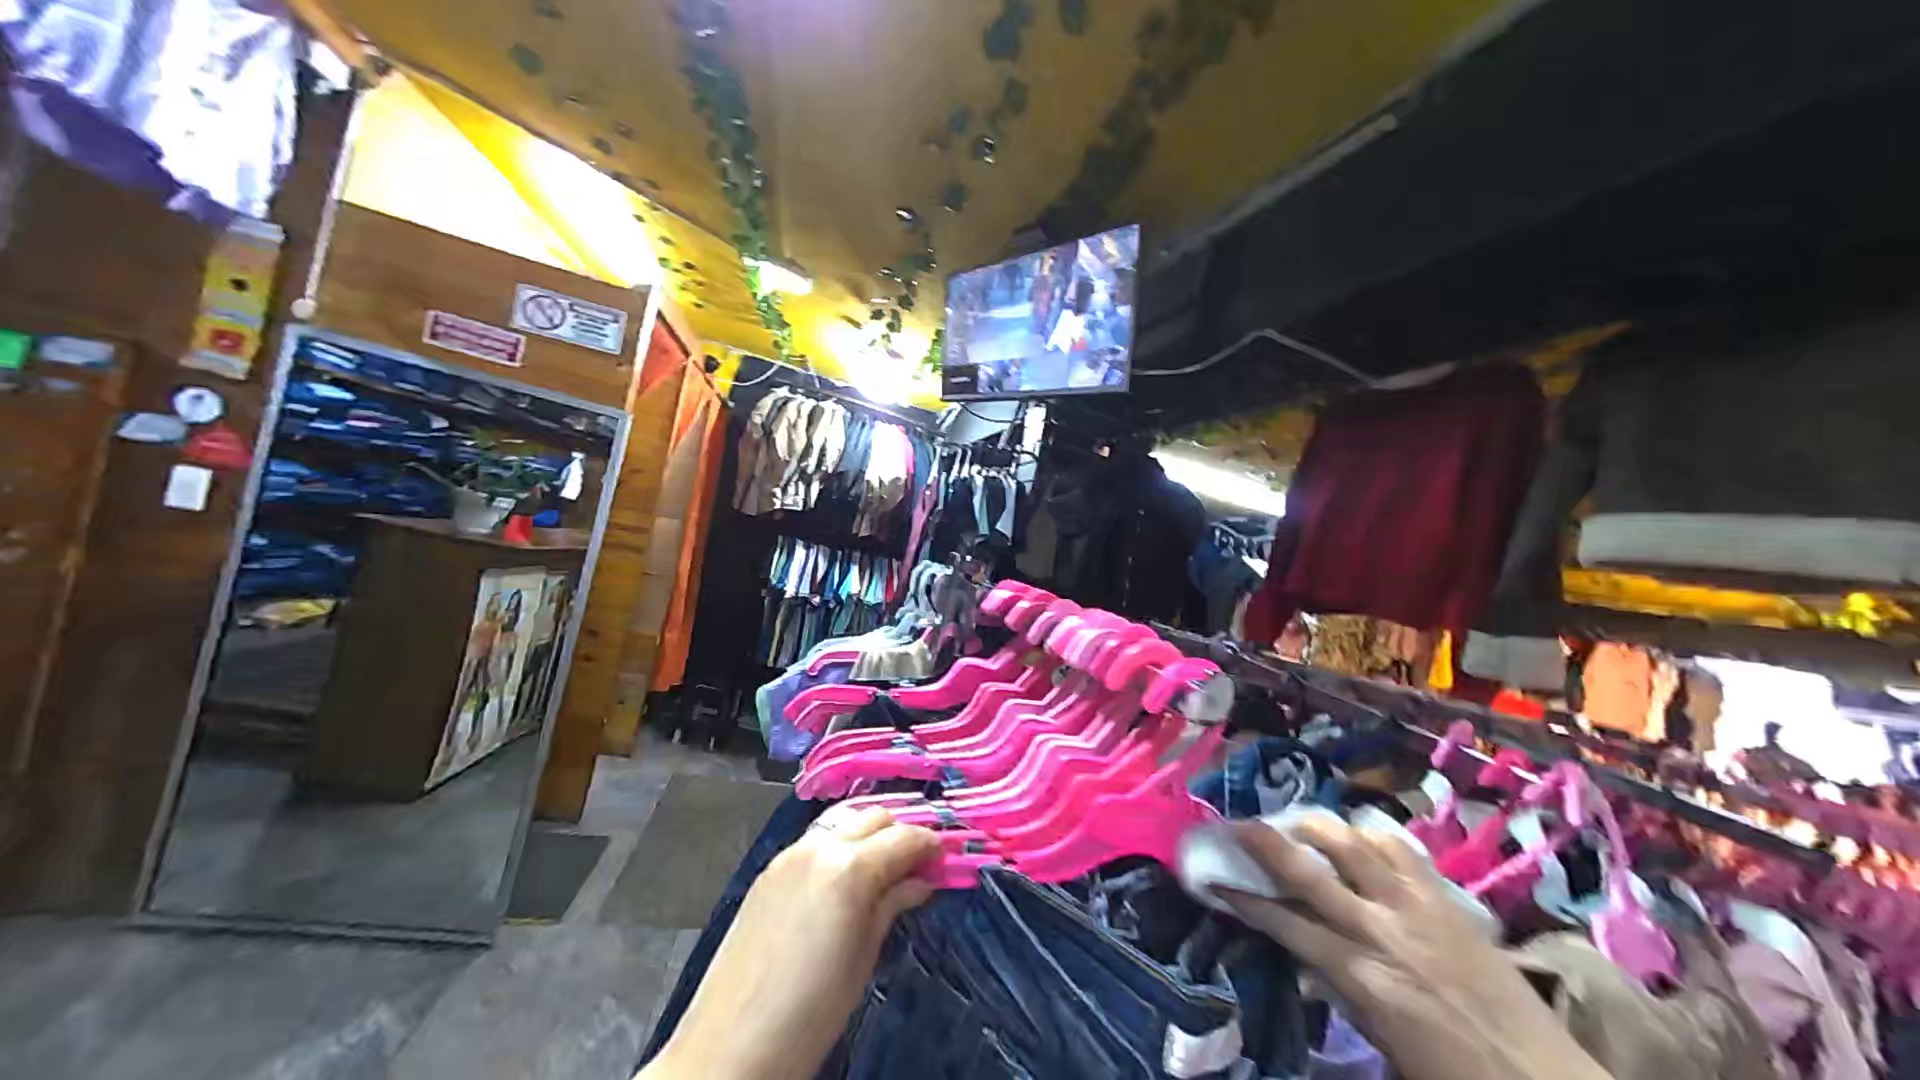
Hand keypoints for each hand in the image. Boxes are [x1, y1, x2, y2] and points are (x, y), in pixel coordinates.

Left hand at [644, 805, 939, 1079]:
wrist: (732, 1046)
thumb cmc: (812, 1011)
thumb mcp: (865, 957)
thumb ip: (893, 905)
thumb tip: (919, 881)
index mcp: (849, 868)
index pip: (905, 837)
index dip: (931, 845)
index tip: (945, 860)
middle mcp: (819, 847)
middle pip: (875, 817)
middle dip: (901, 835)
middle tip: (917, 867)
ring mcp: (789, 855)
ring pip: (844, 823)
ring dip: (870, 837)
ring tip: (883, 872)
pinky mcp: (769, 870)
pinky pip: (817, 842)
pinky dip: (840, 848)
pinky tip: (844, 881)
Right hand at [1217, 817, 1611, 1079]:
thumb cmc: (1455, 1077)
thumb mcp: (1384, 1042)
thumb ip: (1343, 990)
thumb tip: (1309, 955)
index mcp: (1362, 977)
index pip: (1285, 925)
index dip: (1245, 901)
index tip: (1215, 882)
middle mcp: (1381, 930)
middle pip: (1309, 871)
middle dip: (1265, 844)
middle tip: (1237, 824)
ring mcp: (1416, 907)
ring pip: (1354, 845)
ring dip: (1318, 827)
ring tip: (1298, 820)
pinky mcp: (1447, 899)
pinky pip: (1401, 850)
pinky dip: (1373, 836)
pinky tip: (1360, 834)